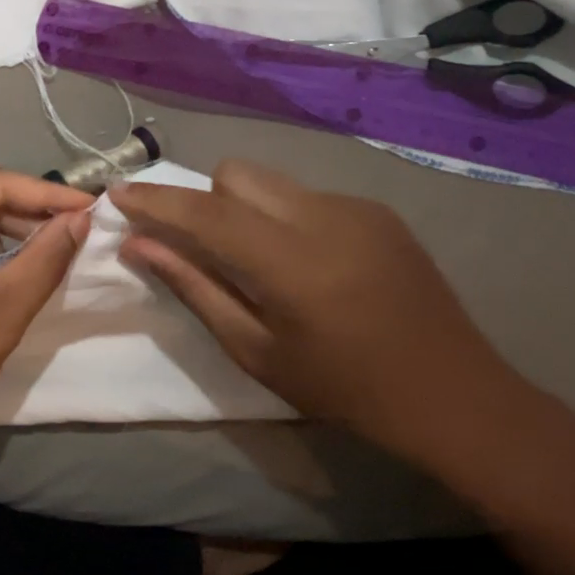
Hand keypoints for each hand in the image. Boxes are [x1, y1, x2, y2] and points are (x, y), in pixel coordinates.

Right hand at [112, 160, 517, 458]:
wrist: (458, 398)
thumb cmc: (346, 389)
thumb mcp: (257, 351)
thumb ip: (194, 288)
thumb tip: (138, 244)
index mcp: (292, 262)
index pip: (206, 213)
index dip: (156, 201)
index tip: (117, 194)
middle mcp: (324, 217)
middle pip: (235, 176)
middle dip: (206, 201)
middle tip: (206, 249)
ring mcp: (356, 208)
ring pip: (270, 181)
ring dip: (244, 207)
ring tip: (259, 259)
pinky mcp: (377, 211)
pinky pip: (305, 195)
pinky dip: (283, 216)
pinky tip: (308, 263)